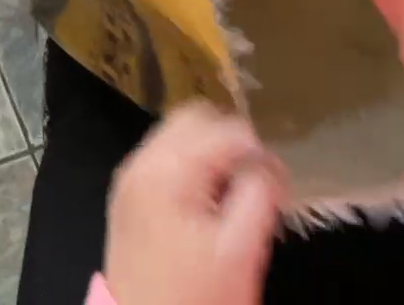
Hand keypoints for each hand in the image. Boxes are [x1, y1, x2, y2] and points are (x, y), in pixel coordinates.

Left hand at [104, 102, 284, 304]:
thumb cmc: (197, 300)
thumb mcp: (241, 253)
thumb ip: (259, 196)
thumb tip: (270, 163)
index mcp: (169, 169)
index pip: (227, 129)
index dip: (259, 151)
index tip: (277, 186)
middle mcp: (142, 160)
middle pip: (195, 117)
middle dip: (230, 140)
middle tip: (253, 182)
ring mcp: (130, 174)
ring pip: (177, 132)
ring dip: (209, 150)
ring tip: (230, 193)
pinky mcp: (126, 192)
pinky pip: (162, 155)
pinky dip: (188, 164)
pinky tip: (204, 201)